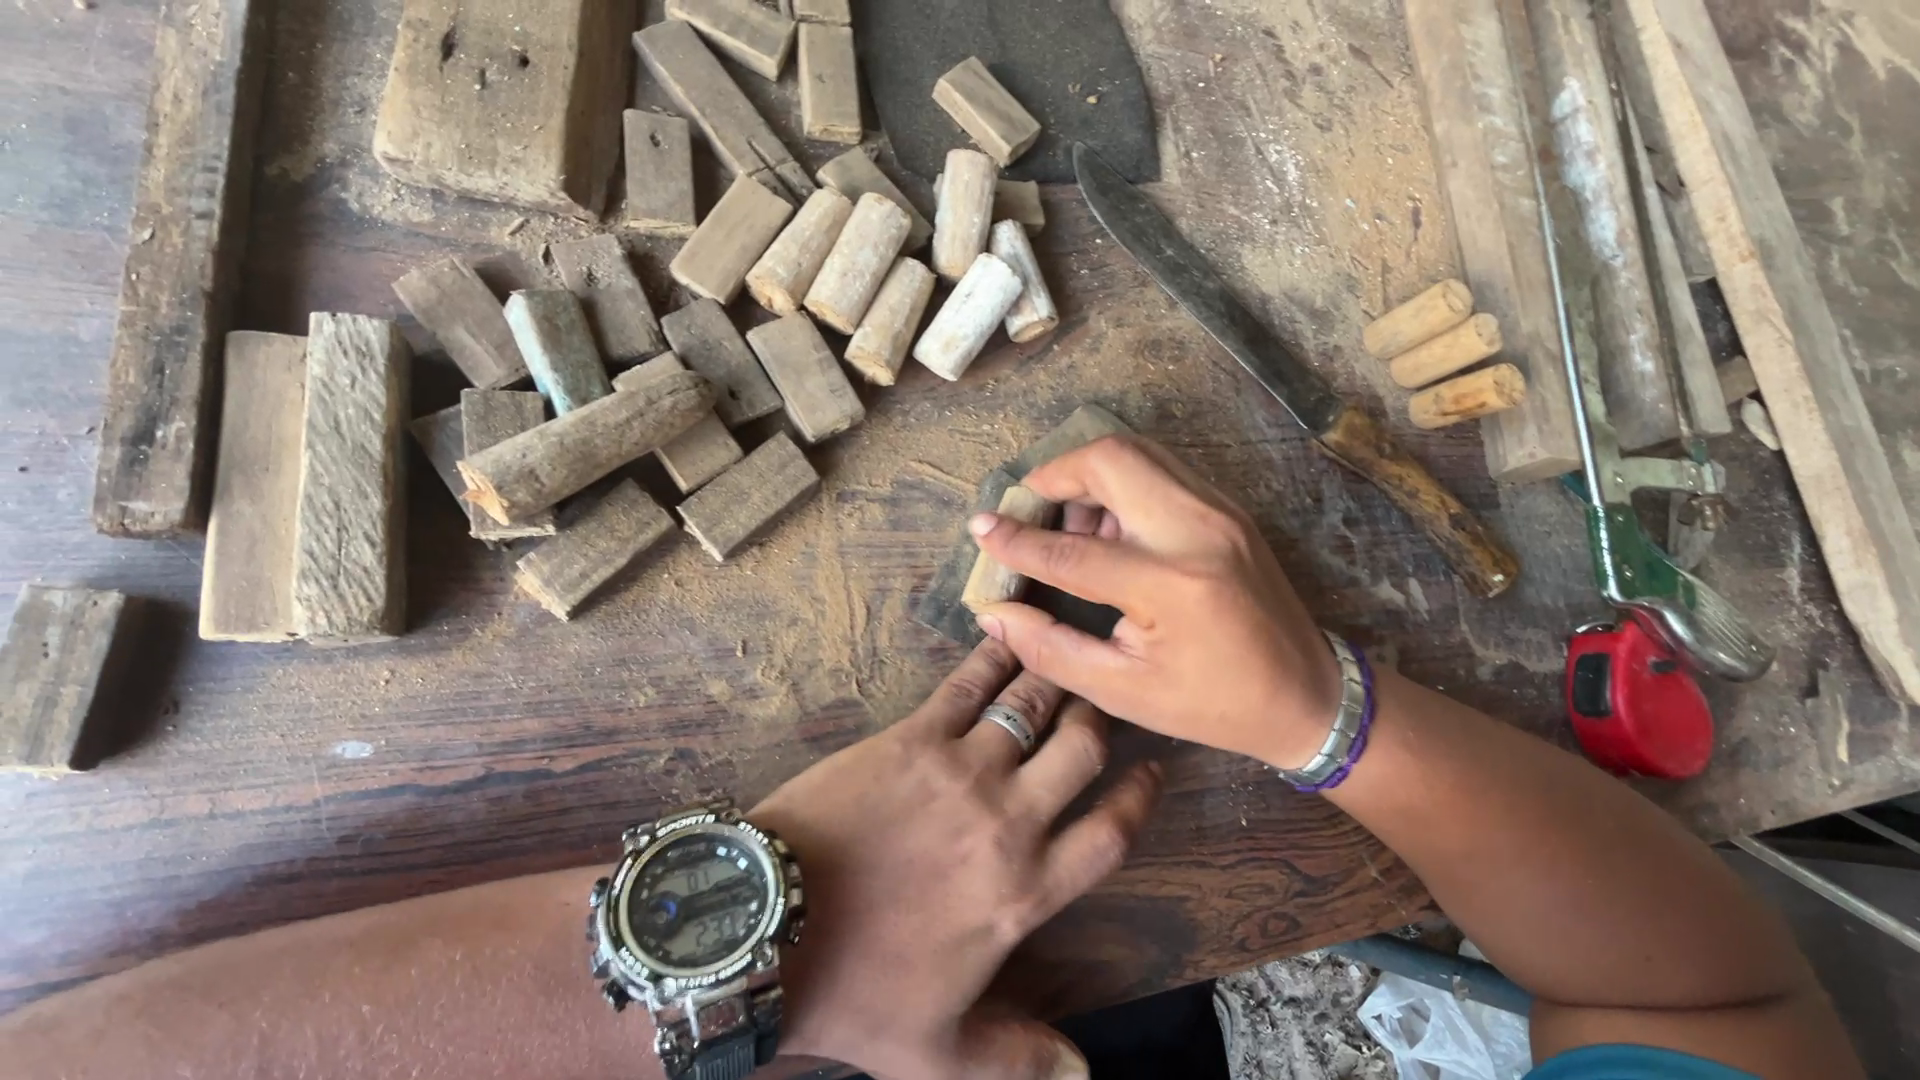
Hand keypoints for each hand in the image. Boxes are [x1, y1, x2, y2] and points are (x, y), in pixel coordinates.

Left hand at [751, 640, 1161, 1079]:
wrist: (767, 928)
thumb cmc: (855, 988)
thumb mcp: (938, 1051)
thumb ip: (1018, 1057)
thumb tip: (1083, 1075)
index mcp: (1024, 891)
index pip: (1111, 834)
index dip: (1141, 797)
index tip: (1153, 770)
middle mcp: (1008, 820)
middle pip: (1081, 750)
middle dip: (1101, 721)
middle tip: (1102, 706)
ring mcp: (961, 771)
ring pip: (1032, 707)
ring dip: (1057, 681)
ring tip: (1067, 660)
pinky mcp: (913, 738)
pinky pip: (967, 687)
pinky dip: (994, 659)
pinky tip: (1006, 635)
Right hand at [967, 435, 1339, 769]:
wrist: (1308, 693)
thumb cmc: (1213, 703)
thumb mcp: (1124, 692)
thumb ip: (1051, 649)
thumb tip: (993, 612)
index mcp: (1170, 585)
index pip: (1072, 550)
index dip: (1017, 540)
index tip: (981, 528)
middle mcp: (1197, 530)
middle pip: (1110, 459)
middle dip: (1055, 475)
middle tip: (1028, 510)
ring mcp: (1220, 510)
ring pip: (1137, 453)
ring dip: (1089, 476)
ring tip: (1068, 524)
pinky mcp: (1228, 508)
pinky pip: (1161, 469)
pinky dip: (1122, 483)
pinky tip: (1109, 528)